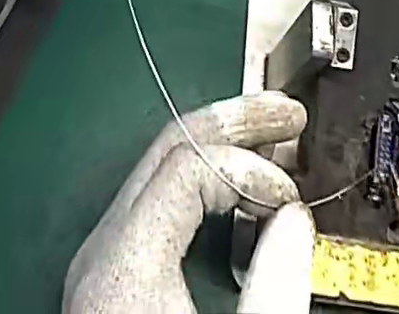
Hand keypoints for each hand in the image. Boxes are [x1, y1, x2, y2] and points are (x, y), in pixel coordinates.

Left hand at [65, 93, 313, 313]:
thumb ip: (275, 285)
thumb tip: (293, 217)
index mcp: (123, 265)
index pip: (189, 166)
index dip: (248, 168)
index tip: (289, 199)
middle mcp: (105, 250)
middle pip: (171, 145)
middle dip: (238, 121)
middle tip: (290, 113)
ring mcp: (107, 260)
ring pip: (165, 166)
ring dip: (226, 143)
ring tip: (275, 135)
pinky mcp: (118, 278)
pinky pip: (165, 200)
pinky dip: (211, 179)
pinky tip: (244, 185)